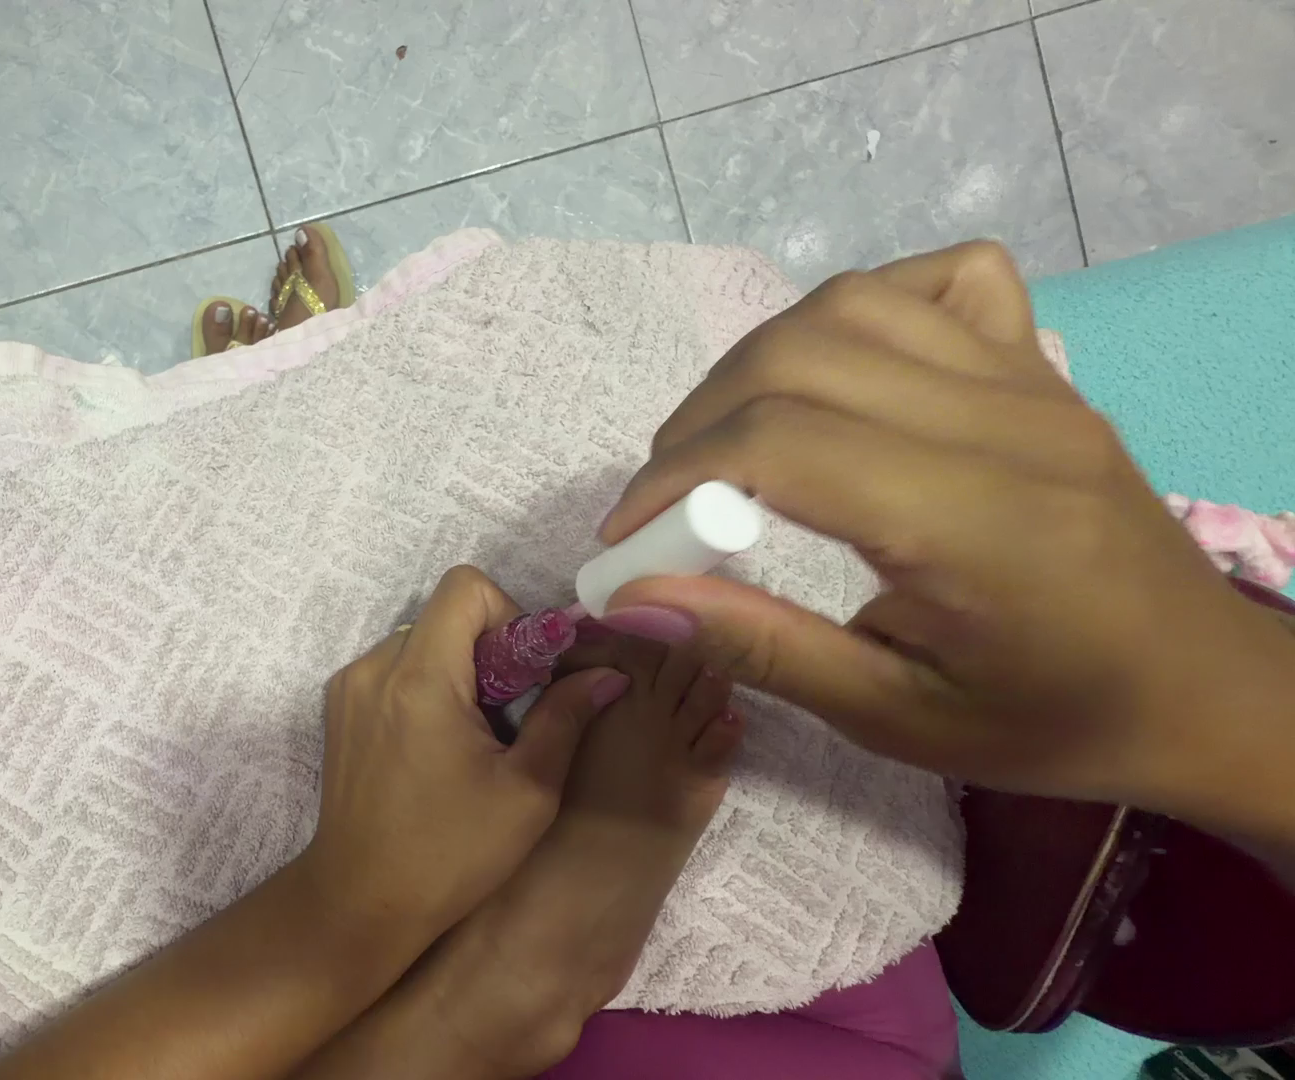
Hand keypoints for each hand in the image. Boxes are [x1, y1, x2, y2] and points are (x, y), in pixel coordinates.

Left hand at [294, 634, 739, 1079]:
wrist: (361, 898)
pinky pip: (392, 666)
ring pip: (419, 640)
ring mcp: (347, 684)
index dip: (507, 614)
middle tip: (507, 713)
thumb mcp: (528, 791)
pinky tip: (435, 744)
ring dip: (455, 668)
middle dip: (486, 649)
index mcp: (420, 678)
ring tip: (470, 736)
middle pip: (444, 615)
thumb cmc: (451, 853)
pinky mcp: (337, 704)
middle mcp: (373, 667)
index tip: (522, 673)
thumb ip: (566, 716)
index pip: (465, 587)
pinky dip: (423, 685)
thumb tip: (604, 672)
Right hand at [596, 241, 1294, 829]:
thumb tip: (633, 601)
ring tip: (725, 441)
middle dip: (692, 428)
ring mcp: (1028, 380)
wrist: (1206, 690)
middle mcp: (1006, 424)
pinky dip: (853, 310)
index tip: (628, 538)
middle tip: (668, 501)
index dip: (673, 480)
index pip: (778, 444)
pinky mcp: (1034, 365)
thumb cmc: (1047, 720)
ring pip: (844, 305)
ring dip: (749, 367)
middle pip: (794, 359)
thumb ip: (757, 650)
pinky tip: (830, 373)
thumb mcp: (891, 718)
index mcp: (977, 524)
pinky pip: (935, 280)